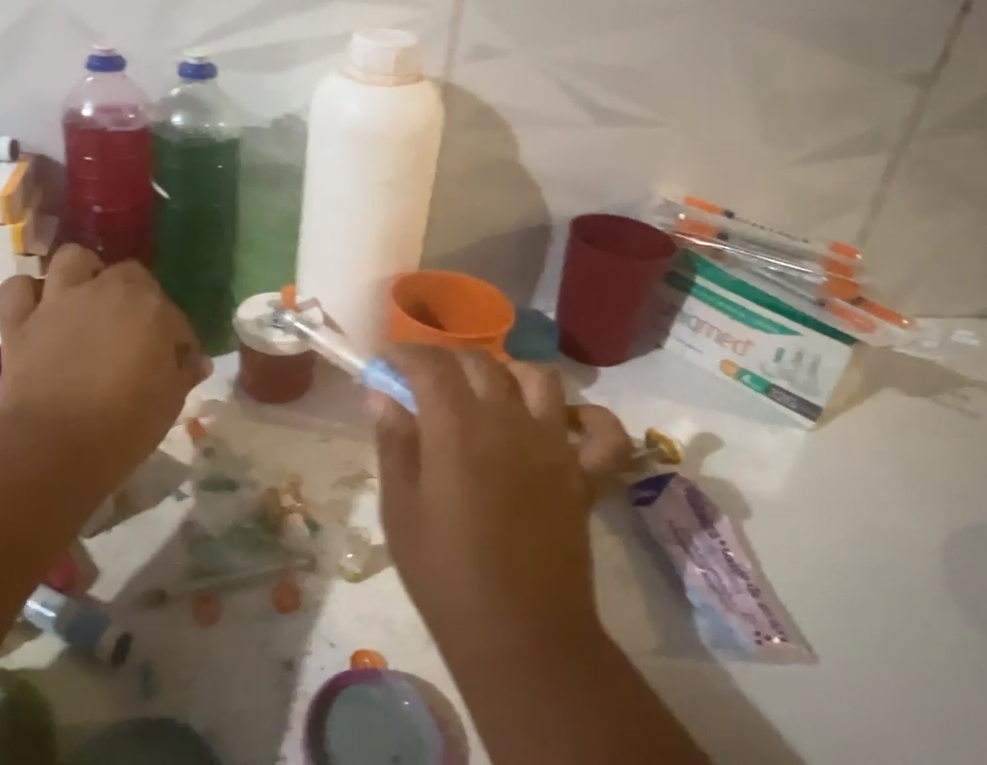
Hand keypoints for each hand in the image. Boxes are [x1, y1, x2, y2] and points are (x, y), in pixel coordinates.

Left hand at [0, 245, 206, 480]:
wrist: (54, 447)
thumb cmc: (124, 426)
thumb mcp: (170, 402)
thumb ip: (183, 372)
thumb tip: (196, 361)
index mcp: (150, 308)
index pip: (174, 315)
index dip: (177, 338)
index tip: (176, 362)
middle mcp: (105, 290)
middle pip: (128, 274)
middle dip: (135, 295)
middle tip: (133, 330)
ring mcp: (59, 301)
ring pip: (72, 259)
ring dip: (82, 274)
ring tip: (87, 301)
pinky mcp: (20, 320)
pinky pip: (18, 288)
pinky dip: (28, 294)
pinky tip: (38, 311)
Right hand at [372, 348, 632, 662]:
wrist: (518, 632)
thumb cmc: (444, 573)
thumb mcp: (399, 509)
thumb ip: (393, 444)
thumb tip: (383, 394)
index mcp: (456, 427)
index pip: (430, 364)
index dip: (405, 354)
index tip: (387, 363)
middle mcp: (508, 420)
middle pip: (481, 363)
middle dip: (448, 362)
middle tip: (427, 384)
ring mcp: (553, 445)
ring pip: (539, 378)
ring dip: (509, 374)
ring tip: (489, 395)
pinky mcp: (585, 475)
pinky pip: (603, 432)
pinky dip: (589, 417)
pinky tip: (565, 422)